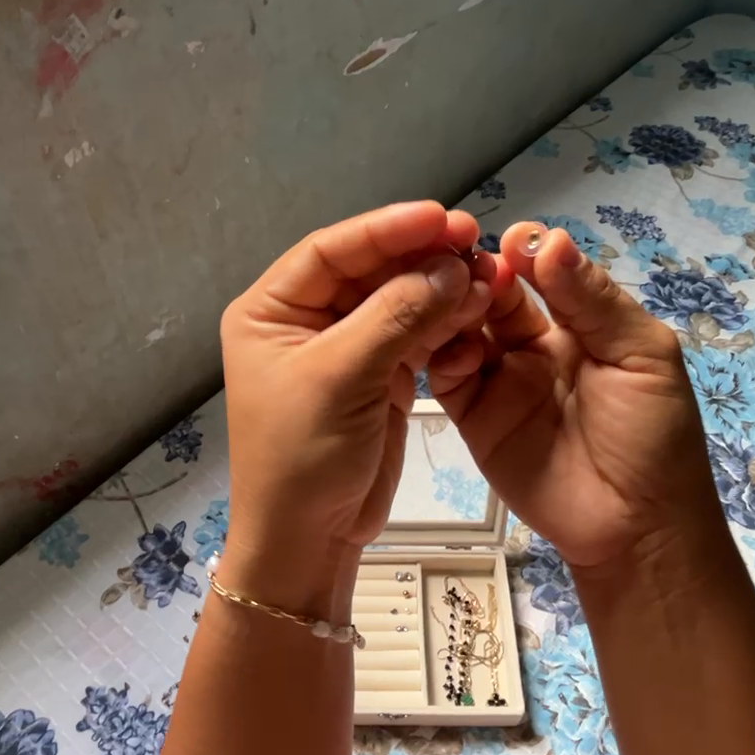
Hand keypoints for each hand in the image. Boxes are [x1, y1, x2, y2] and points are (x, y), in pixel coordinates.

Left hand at [219, 202, 491, 598]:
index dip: (384, 229)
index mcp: (271, 311)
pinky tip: (474, 309)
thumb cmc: (303, 457)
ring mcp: (346, 349)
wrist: (309, 538)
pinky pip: (415, 337)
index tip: (439, 216)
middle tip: (473, 242)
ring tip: (483, 277)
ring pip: (397, 301)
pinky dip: (443, 324)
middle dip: (419, 258)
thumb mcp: (340, 379)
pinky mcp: (379, 378)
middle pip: (368, 271)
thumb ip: (394, 316)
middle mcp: (306, 321)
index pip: (330, 251)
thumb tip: (449, 265)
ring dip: (439, 289)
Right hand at [425, 222, 714, 572]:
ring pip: (465, 332)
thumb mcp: (642, 357)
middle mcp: (534, 347)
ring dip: (457, 311)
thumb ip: (595, 302)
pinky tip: (454, 349)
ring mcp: (500, 382)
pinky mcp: (474, 419)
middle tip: (469, 267)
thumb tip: (551, 240)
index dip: (526, 254)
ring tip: (453, 301)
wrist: (633, 526)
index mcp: (579, 326)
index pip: (543, 276)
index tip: (511, 238)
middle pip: (496, 298)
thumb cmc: (653, 437)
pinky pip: (450, 380)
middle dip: (484, 277)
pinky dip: (444, 357)